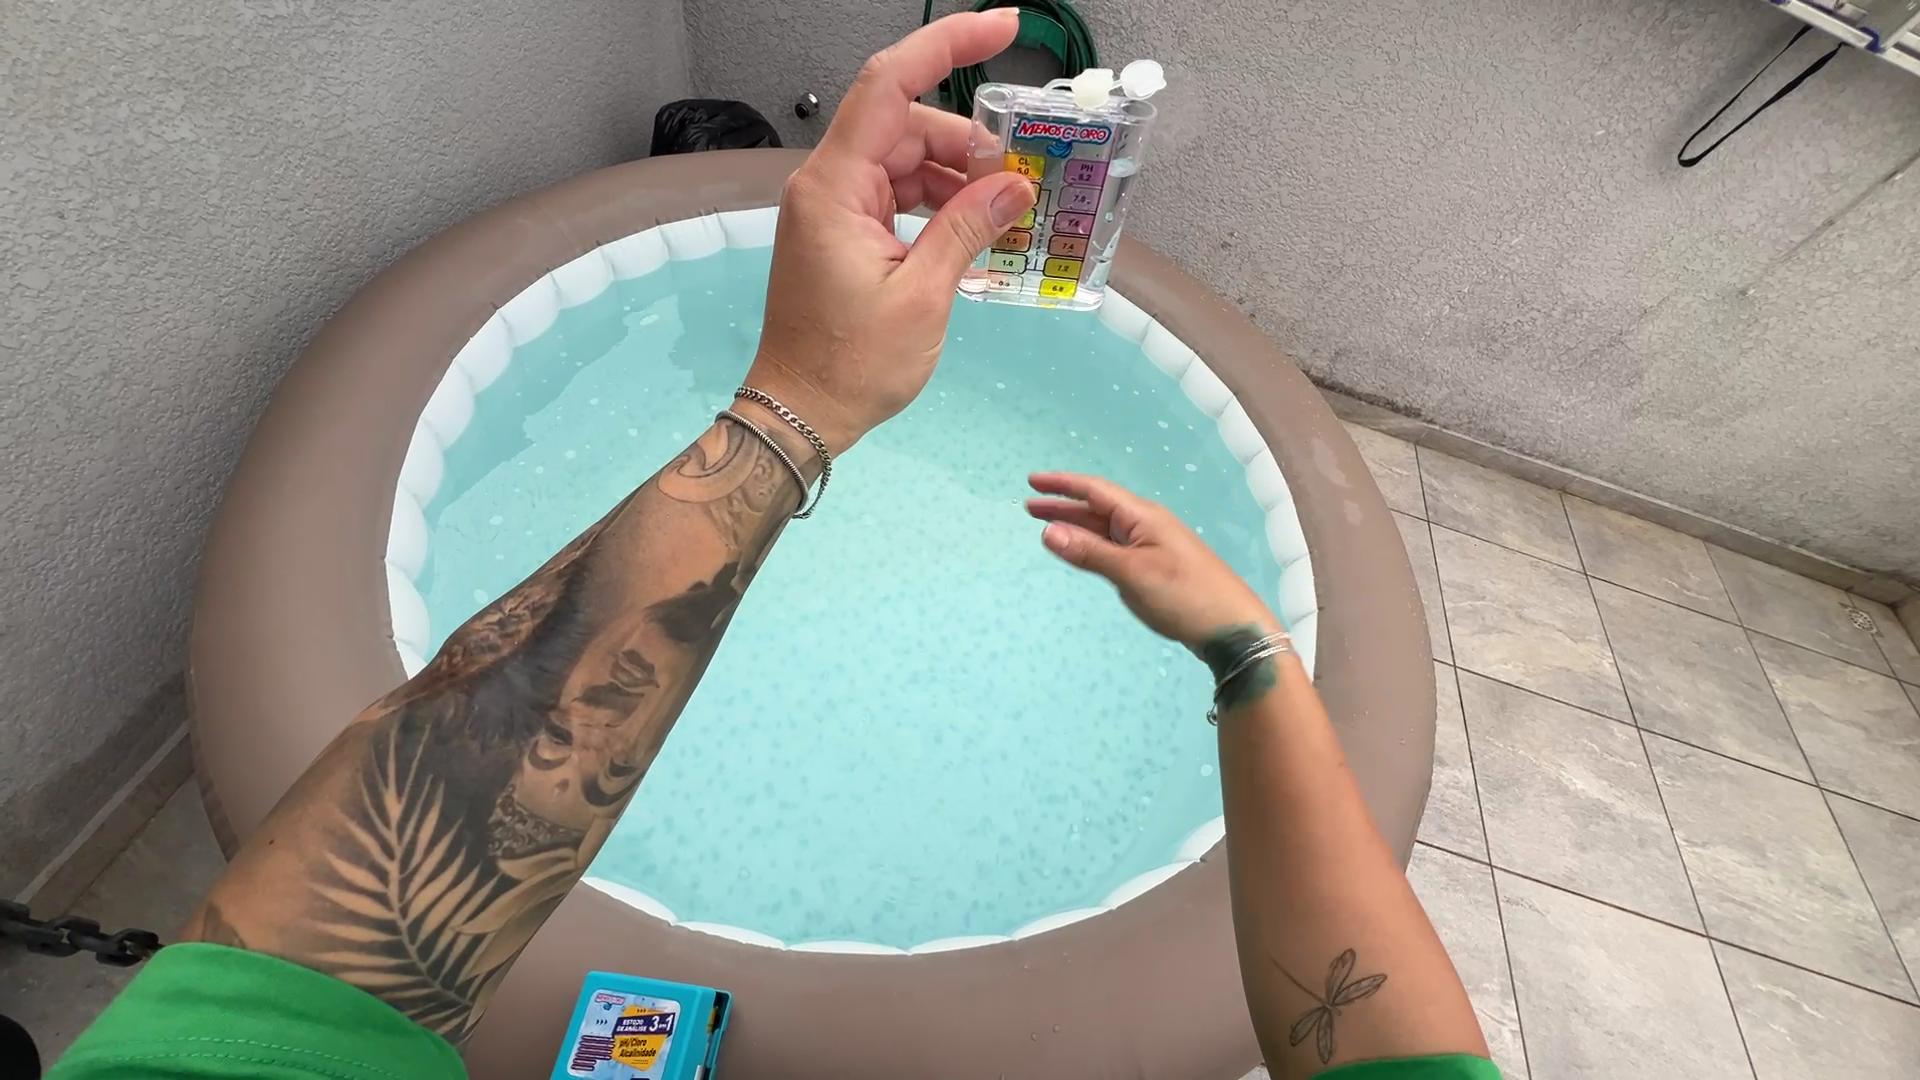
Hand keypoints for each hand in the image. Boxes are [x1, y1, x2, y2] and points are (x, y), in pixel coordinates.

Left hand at [744, 11, 1037, 454]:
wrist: (803, 412)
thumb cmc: (852, 367)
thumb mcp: (923, 298)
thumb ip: (966, 231)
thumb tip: (1014, 190)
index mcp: (834, 189)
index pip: (888, 85)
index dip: (946, 48)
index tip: (1003, 28)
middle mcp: (827, 188)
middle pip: (905, 128)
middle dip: (968, 147)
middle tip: (1020, 182)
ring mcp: (833, 213)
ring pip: (904, 166)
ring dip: (956, 183)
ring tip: (1004, 216)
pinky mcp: (842, 238)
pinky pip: (896, 201)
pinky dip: (935, 210)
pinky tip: (971, 233)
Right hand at [1027, 472, 1281, 650]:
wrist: (1232, 627)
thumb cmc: (1184, 595)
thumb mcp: (1131, 573)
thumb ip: (1089, 552)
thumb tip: (1048, 532)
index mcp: (1142, 516)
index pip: (1094, 491)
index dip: (1062, 484)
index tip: (1032, 482)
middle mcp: (1145, 525)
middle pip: (1097, 508)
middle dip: (1063, 506)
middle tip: (1029, 507)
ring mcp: (1151, 546)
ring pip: (1105, 529)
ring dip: (1075, 526)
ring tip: (1045, 527)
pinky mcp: (1154, 567)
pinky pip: (1114, 548)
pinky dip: (1091, 546)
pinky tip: (1081, 551)